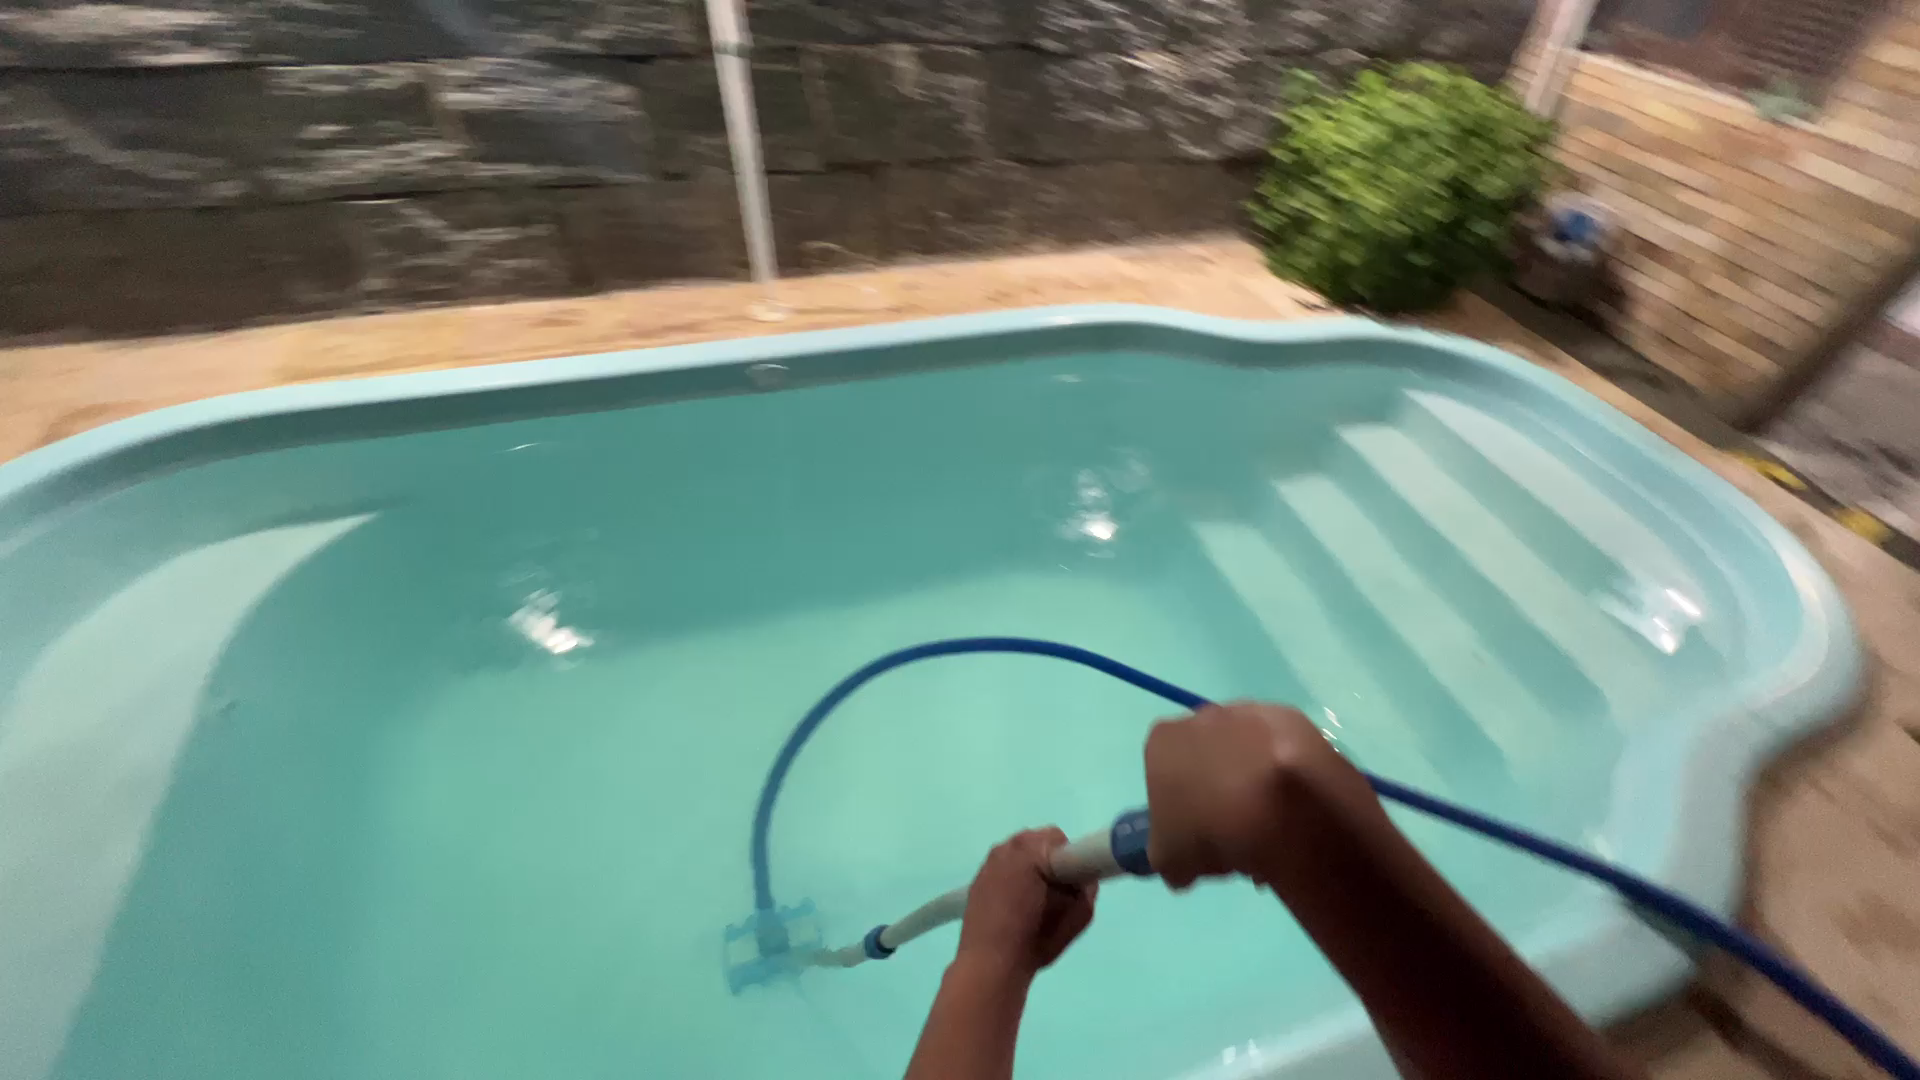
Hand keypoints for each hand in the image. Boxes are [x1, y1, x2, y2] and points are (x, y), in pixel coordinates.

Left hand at [955, 828, 1096, 980]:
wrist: (990, 962)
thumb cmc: (1035, 938)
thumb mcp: (1076, 918)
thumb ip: (1087, 891)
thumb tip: (1085, 880)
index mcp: (1030, 849)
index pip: (1057, 838)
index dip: (1069, 859)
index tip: (1070, 883)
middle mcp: (1006, 846)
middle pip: (1037, 841)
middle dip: (1049, 861)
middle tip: (1055, 893)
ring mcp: (989, 860)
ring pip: (1020, 852)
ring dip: (1030, 867)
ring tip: (1033, 900)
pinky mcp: (978, 875)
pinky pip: (1004, 865)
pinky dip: (1013, 876)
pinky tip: (1014, 903)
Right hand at [1144, 702, 1378, 888]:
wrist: (1280, 807)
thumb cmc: (1210, 829)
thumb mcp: (1170, 859)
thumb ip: (1167, 854)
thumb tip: (1182, 867)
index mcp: (1163, 740)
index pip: (1163, 773)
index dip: (1180, 806)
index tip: (1197, 835)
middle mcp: (1201, 716)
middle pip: (1206, 758)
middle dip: (1219, 794)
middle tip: (1236, 838)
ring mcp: (1248, 712)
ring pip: (1247, 753)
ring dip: (1254, 784)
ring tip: (1275, 832)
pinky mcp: (1292, 718)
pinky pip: (1284, 752)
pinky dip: (1288, 776)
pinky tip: (1297, 811)